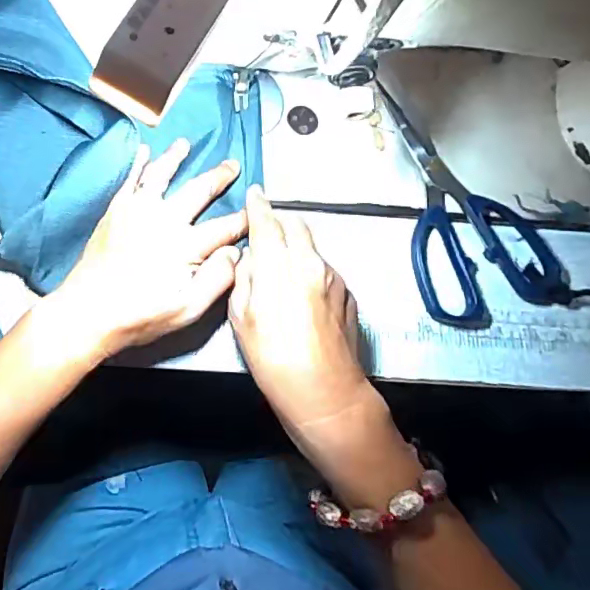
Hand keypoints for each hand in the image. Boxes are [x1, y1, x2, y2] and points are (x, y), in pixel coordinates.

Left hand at [44, 140, 246, 357]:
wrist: (88, 310)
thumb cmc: (137, 314)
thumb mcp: (187, 309)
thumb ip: (216, 280)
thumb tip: (235, 254)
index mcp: (185, 245)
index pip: (224, 227)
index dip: (244, 219)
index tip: (256, 210)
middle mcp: (163, 221)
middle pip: (198, 191)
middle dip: (218, 177)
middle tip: (231, 166)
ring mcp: (137, 212)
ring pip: (161, 175)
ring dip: (175, 158)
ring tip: (184, 145)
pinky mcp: (115, 212)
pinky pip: (130, 180)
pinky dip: (138, 164)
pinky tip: (143, 152)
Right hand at [228, 185, 379, 434]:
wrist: (327, 395)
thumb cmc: (274, 360)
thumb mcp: (241, 319)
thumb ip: (243, 278)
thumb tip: (250, 257)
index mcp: (280, 266)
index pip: (267, 222)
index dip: (258, 205)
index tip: (253, 194)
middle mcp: (310, 263)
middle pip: (295, 225)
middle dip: (278, 222)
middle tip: (263, 231)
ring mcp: (334, 277)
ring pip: (310, 246)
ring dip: (294, 245)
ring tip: (279, 266)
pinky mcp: (348, 293)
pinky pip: (323, 268)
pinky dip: (308, 268)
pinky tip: (299, 293)